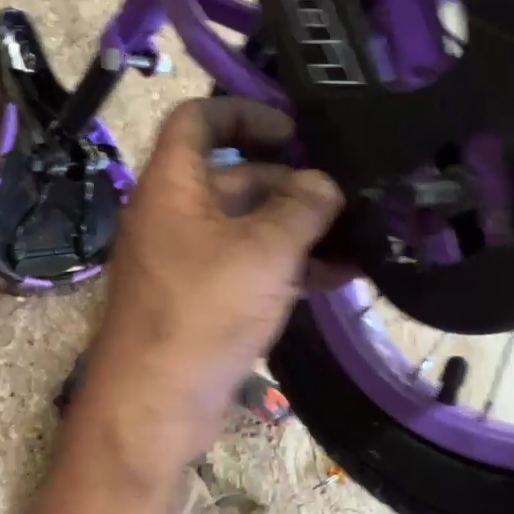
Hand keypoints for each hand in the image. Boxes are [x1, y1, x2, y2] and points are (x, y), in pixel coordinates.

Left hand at [77, 98, 342, 465]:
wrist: (152, 403)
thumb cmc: (202, 312)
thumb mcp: (265, 251)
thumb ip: (301, 206)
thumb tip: (323, 185)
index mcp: (169, 187)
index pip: (195, 120)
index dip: (243, 110)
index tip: (295, 131)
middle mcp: (169, 217)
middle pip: (231, 176)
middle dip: (290, 183)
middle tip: (350, 195)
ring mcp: (181, 262)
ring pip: (244, 227)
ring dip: (297, 230)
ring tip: (361, 238)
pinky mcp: (195, 302)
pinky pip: (242, 268)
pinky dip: (283, 267)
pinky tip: (340, 277)